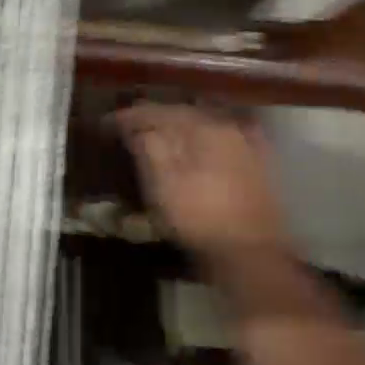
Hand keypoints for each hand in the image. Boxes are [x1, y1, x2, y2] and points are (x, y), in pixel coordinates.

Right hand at [111, 103, 289, 259]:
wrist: (251, 253)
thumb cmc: (197, 217)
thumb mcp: (160, 182)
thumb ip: (146, 145)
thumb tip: (134, 125)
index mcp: (201, 127)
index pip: (155, 111)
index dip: (126, 116)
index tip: (104, 124)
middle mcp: (227, 126)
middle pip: (181, 113)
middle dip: (152, 118)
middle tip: (127, 127)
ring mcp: (248, 144)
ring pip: (203, 123)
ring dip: (177, 126)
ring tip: (156, 134)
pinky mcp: (259, 163)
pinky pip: (224, 138)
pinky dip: (203, 137)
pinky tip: (195, 144)